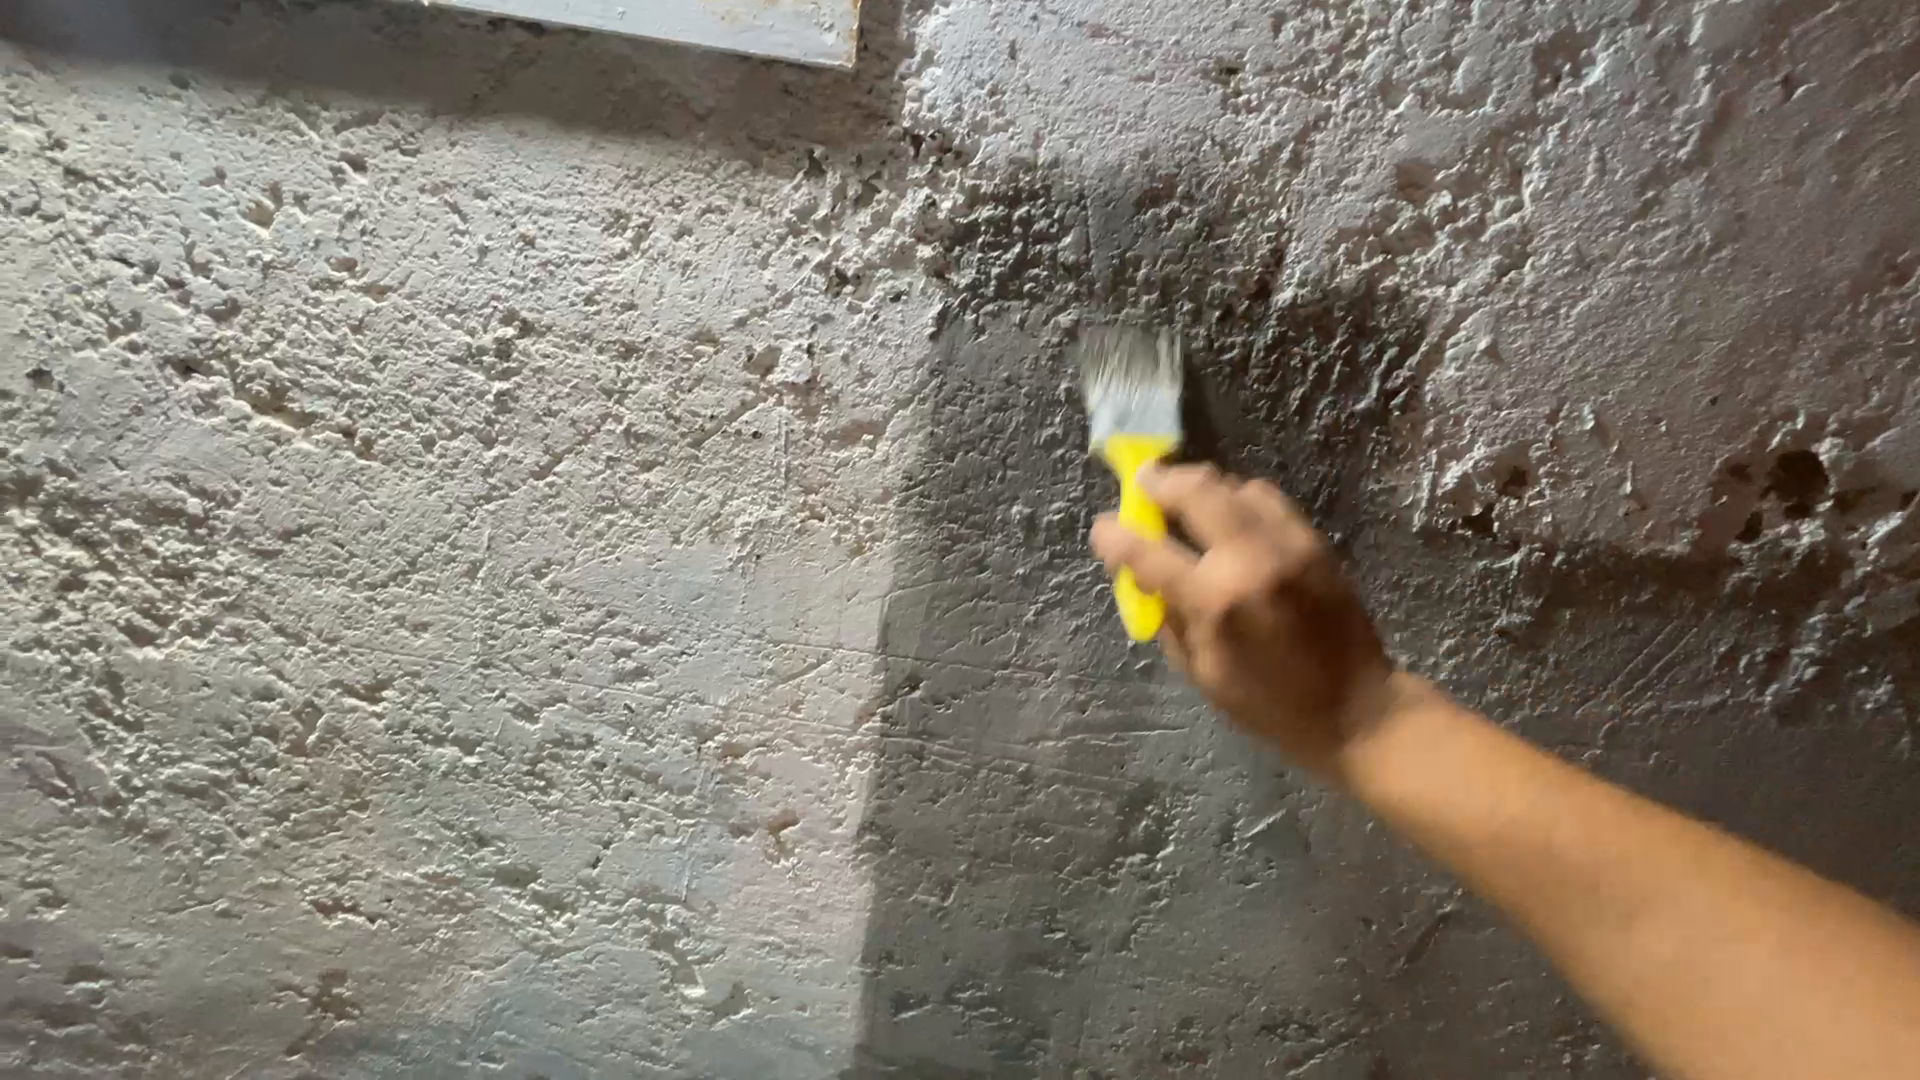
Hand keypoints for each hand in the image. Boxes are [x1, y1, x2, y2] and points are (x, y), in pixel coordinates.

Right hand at [1089, 463, 1402, 778]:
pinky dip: (1238, 497)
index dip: (1114, 535)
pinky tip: (1230, 513)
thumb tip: (1141, 574)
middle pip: (1194, 491)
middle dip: (1158, 481)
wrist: (1356, 708)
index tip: (1102, 528)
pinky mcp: (1313, 542)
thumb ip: (1167, 615)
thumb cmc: (1267, 703)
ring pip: (1232, 486)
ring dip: (1200, 486)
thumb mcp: (1199, 671)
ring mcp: (1286, 545)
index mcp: (1214, 603)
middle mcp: (1248, 560)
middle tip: (1143, 481)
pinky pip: (1267, 498)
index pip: (1146, 552)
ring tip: (1185, 496)